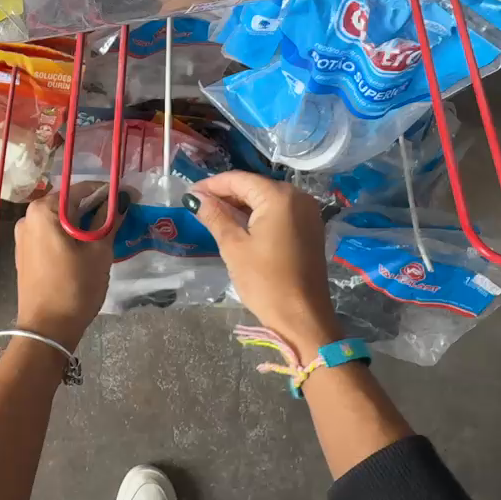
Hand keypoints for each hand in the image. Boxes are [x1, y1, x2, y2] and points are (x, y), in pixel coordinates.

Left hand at [12, 182, 119, 348]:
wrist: (46, 330)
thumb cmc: (75, 287)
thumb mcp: (99, 251)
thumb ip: (109, 220)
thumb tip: (122, 198)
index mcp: (44, 210)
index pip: (81, 189)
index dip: (107, 193)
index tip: (129, 198)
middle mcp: (29, 216)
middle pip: (69, 203)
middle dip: (94, 209)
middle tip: (119, 219)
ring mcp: (24, 235)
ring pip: (60, 220)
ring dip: (82, 224)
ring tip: (106, 235)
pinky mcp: (24, 253)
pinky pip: (51, 235)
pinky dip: (68, 236)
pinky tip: (85, 249)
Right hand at [188, 172, 341, 361]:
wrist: (303, 319)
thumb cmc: (266, 281)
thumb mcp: (233, 246)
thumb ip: (215, 216)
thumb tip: (196, 197)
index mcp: (279, 196)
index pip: (239, 180)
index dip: (212, 185)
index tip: (190, 193)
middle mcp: (298, 197)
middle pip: (254, 186)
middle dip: (226, 194)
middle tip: (199, 205)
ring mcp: (308, 212)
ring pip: (266, 199)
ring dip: (241, 205)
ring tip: (213, 215)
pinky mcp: (310, 228)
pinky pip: (278, 212)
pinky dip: (258, 215)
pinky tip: (239, 224)